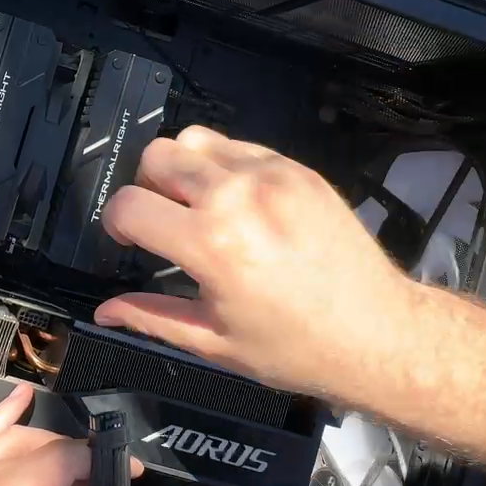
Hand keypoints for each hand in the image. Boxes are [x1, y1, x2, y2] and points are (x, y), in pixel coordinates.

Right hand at [95, 125, 420, 399]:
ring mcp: (270, 177)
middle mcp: (238, 198)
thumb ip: (150, 317)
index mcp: (211, 245)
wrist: (380, 334)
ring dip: (182, 168)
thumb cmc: (300, 346)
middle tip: (163, 220)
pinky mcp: (296, 169)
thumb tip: (106, 311)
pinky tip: (236, 202)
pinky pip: (237, 145)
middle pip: (155, 156)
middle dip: (145, 187)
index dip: (114, 223)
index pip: (129, 204)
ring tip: (197, 204)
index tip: (127, 238)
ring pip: (193, 139)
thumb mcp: (214, 342)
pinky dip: (222, 167)